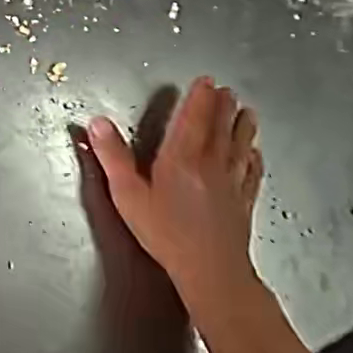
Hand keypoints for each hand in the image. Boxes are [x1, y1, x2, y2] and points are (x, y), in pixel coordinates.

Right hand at [87, 77, 263, 306]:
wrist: (212, 271)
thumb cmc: (164, 232)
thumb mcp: (126, 193)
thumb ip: (112, 156)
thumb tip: (97, 122)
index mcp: (182, 159)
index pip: (192, 120)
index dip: (199, 99)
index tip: (206, 81)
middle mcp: (211, 165)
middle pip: (219, 129)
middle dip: (222, 107)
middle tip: (226, 89)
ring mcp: (232, 184)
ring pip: (239, 147)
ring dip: (242, 127)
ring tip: (247, 111)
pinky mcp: (243, 201)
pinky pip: (251, 172)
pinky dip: (253, 157)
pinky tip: (255, 153)